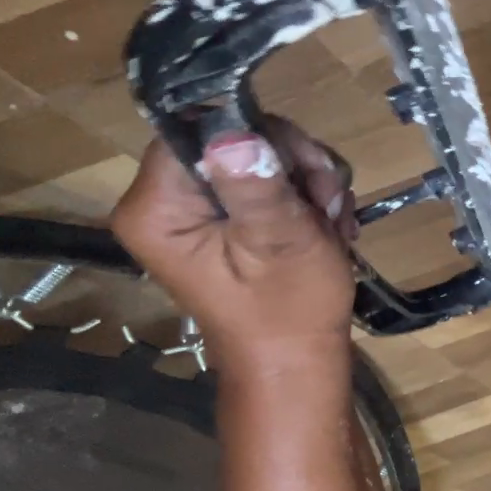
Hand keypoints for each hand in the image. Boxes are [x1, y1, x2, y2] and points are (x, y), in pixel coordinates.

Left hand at [111, 119, 358, 370]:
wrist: (298, 357)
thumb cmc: (289, 307)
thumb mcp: (281, 242)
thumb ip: (257, 189)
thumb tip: (236, 135)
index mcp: (159, 209)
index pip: (197, 133)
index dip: (259, 137)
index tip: (307, 168)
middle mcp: (166, 204)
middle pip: (235, 142)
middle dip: (296, 165)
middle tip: (329, 204)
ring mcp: (198, 213)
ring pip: (263, 161)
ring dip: (312, 184)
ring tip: (331, 223)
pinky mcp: (227, 221)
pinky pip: (271, 184)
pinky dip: (309, 200)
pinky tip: (325, 227)